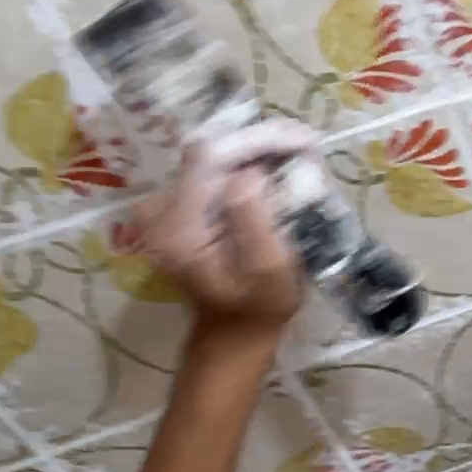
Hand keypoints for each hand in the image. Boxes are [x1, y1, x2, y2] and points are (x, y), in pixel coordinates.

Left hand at [134, 122, 317, 340]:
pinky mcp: (180, 205)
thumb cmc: (260, 304)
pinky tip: (278, 160)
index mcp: (180, 228)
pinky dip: (249, 159)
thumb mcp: (268, 267)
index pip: (209, 158)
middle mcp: (163, 211)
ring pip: (214, 154)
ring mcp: (167, 207)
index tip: (301, 141)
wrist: (235, 330)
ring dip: (258, 147)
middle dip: (262, 141)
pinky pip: (215, 167)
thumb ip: (253, 219)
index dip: (255, 141)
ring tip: (300, 148)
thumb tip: (249, 173)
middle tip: (308, 142)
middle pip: (212, 151)